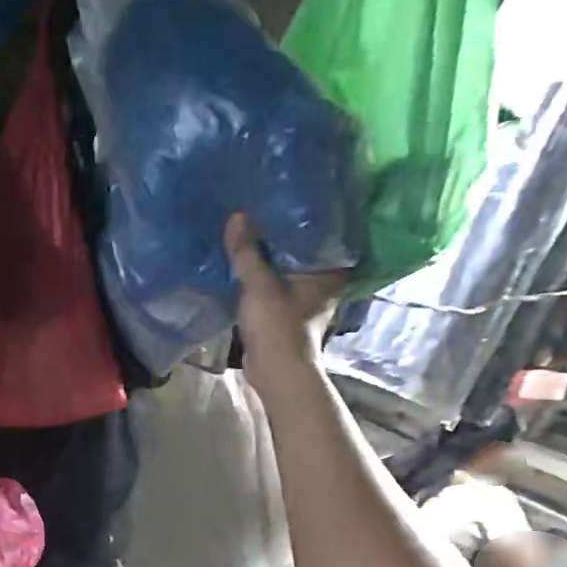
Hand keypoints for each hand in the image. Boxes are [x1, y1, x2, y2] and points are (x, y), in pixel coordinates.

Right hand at [225, 211, 345, 390]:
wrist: (276, 371)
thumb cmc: (277, 325)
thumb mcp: (258, 284)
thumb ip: (247, 250)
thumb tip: (237, 215)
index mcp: (329, 269)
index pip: (321, 232)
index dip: (302, 214)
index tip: (284, 195)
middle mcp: (324, 280)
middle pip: (301, 249)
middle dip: (281, 234)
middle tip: (261, 207)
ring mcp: (306, 297)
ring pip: (286, 266)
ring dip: (270, 254)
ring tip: (250, 229)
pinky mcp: (288, 310)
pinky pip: (275, 282)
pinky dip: (262, 273)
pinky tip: (246, 260)